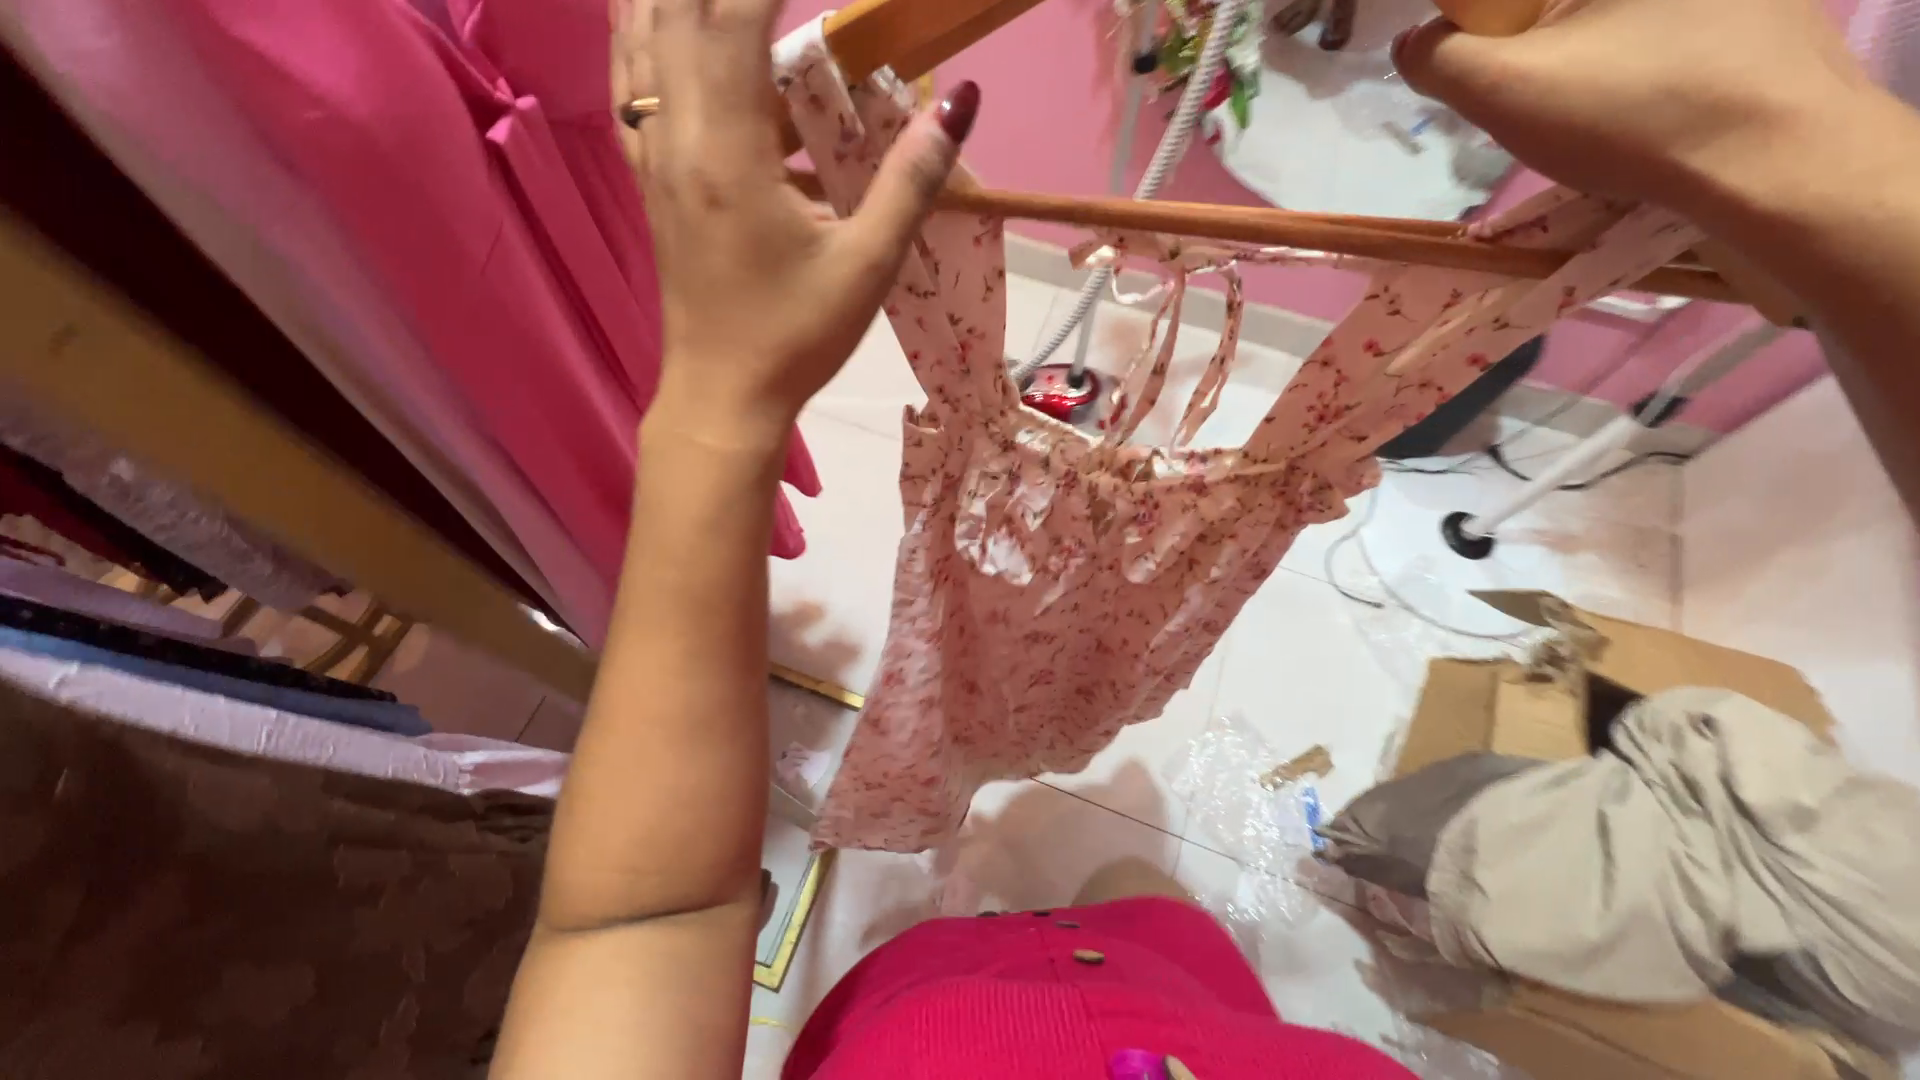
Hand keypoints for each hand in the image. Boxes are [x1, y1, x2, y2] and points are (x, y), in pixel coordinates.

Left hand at [615, 0, 978, 447]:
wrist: (723, 395)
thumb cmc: (796, 337)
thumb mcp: (866, 266)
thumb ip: (910, 180)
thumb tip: (958, 102)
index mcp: (728, 153)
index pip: (733, 20)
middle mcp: (676, 139)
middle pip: (671, 13)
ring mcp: (653, 160)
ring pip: (636, 41)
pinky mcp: (649, 183)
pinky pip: (631, 86)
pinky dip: (644, 37)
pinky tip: (663, 26)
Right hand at [1393, 0, 1875, 212]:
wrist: (1774, 156)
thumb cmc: (1629, 112)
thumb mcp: (1502, 88)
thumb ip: (1438, 58)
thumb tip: (1414, 42)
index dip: (1475, 27)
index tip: (1474, 66)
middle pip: (1550, 8)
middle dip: (1525, 42)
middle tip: (1533, 99)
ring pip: (1604, 19)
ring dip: (1573, 56)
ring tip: (1584, 111)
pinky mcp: (1758, 8)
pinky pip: (1656, 29)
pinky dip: (1624, 61)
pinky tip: (1635, 106)